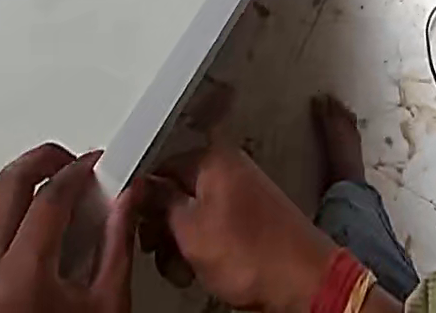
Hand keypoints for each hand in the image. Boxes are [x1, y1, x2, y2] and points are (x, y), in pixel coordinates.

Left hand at [0, 144, 140, 312]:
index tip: (94, 166)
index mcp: (23, 278)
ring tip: (15, 195)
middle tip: (65, 165)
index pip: (54, 193)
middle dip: (43, 161)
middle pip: (8, 184)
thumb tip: (126, 201)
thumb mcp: (104, 312)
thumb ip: (116, 248)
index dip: (80, 170)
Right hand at [140, 144, 336, 312]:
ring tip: (184, 269)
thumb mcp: (190, 230)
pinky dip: (202, 243)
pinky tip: (201, 268)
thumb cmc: (249, 251)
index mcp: (212, 158)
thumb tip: (140, 186)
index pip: (163, 166)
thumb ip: (161, 203)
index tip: (136, 225)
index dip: (145, 198)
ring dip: (181, 241)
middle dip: (164, 224)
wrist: (299, 277)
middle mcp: (227, 165)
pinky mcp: (248, 213)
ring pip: (194, 210)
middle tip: (160, 252)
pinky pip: (213, 221)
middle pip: (178, 189)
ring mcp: (239, 189)